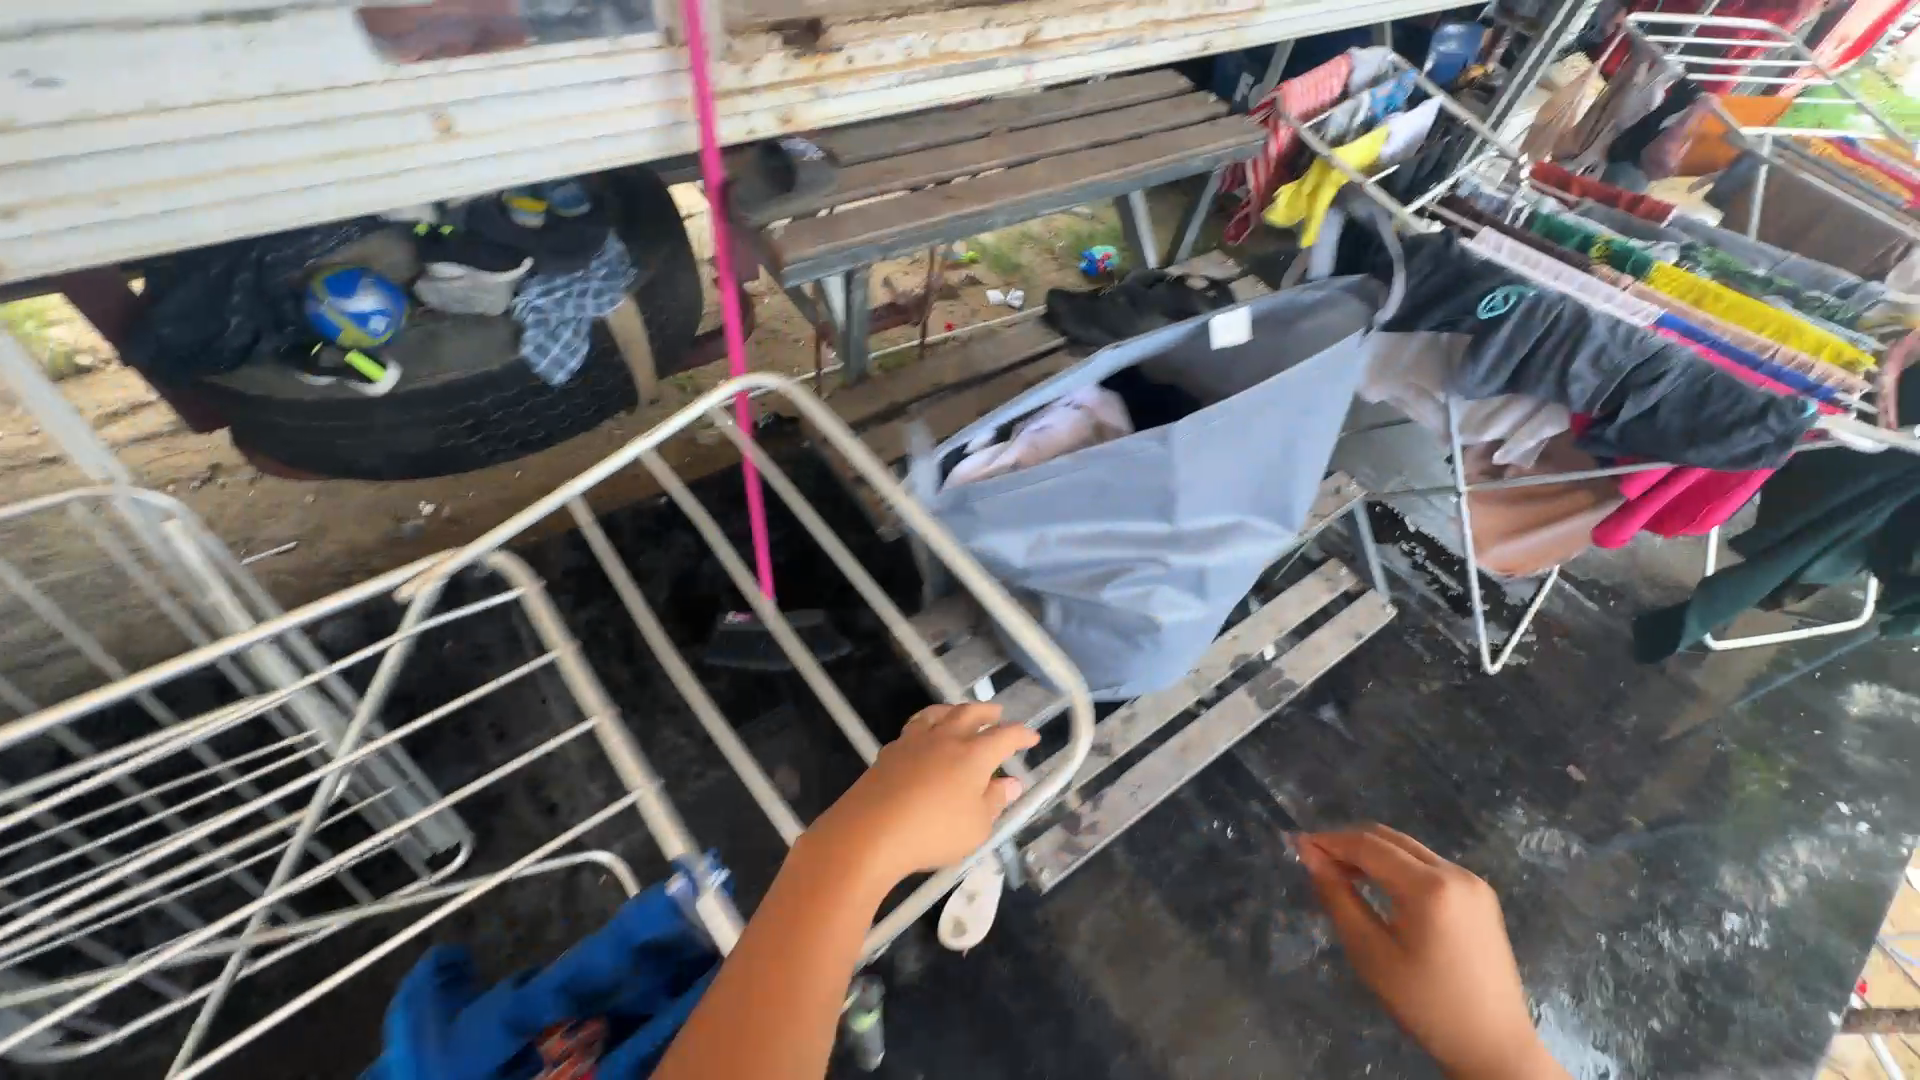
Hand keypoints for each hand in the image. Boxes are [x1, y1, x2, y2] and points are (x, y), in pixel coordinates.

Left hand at [805, 703, 1038, 891]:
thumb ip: (995, 802)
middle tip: (997, 713)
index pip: (1004, 737)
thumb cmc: (933, 833)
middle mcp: (946, 739)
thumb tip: (1012, 783)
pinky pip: (914, 727)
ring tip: (959, 712)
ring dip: (954, 710)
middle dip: (987, 712)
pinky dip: (927, 725)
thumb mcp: (976, 827)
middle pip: (970, 714)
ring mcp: (914, 741)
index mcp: (974, 755)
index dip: (1021, 735)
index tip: (1032, 737)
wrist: (870, 831)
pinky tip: (923, 737)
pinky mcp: (890, 751)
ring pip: (938, 714)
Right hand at [1298, 825, 1567, 1079]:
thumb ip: (1337, 896)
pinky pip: (1427, 866)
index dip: (1329, 840)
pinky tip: (1379, 889)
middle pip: (1389, 839)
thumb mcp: (1369, 951)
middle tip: (1315, 861)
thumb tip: (1309, 854)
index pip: (1368, 845)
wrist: (1495, 1047)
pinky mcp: (1480, 897)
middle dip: (1348, 844)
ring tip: (1341, 876)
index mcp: (1430, 887)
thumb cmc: (1425, 1003)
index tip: (1297, 845)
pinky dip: (1396, 867)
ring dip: (1372, 854)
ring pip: (1408, 849)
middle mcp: (1455, 873)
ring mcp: (1473, 883)